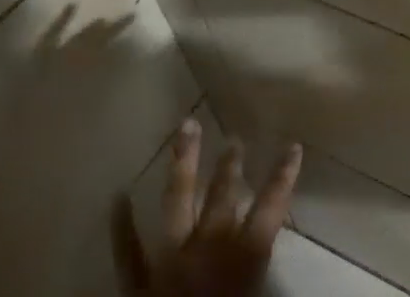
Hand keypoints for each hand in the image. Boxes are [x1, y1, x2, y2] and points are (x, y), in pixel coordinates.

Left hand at [114, 118, 302, 296]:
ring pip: (177, 203)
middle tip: (234, 137)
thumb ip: (264, 276)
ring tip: (184, 129)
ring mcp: (169, 259)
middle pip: (223, 198)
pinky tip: (117, 197)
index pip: (270, 207)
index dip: (283, 176)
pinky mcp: (137, 280)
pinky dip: (122, 224)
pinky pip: (128, 250)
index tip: (292, 146)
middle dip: (230, 166)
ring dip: (183, 165)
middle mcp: (208, 247)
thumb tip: (274, 255)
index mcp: (243, 256)